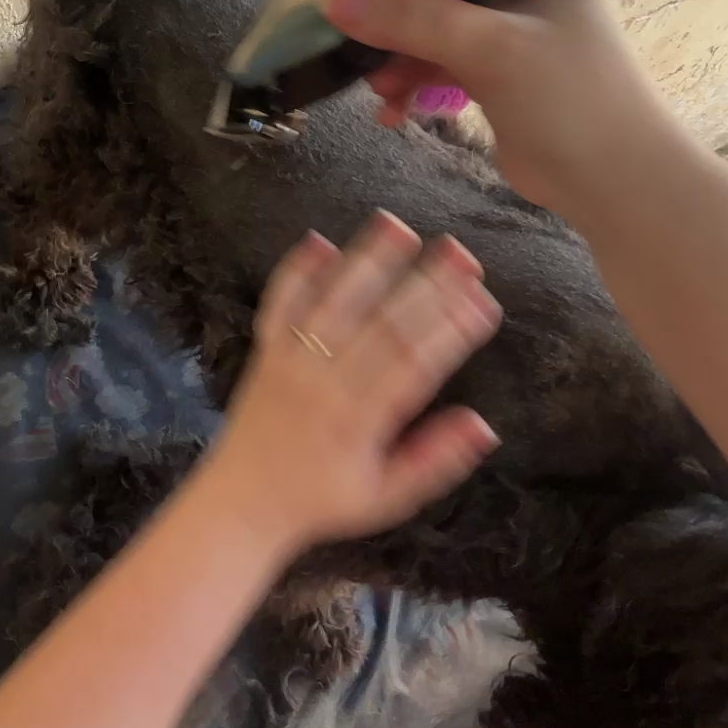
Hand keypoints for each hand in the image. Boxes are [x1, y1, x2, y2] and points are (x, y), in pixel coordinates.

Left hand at [193, 212, 502, 554]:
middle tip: (460, 253)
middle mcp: (324, 384)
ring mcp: (290, 362)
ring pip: (332, 303)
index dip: (451, 330)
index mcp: (360, 422)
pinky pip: (279, 305)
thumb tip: (484, 424)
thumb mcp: (388, 499)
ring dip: (365, 262)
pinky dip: (296, 272)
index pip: (414, 365)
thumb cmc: (323, 499)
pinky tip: (319, 240)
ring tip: (397, 225)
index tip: (483, 299)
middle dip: (424, 285)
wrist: (244, 501)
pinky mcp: (265, 351)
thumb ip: (435, 461)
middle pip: (380, 325)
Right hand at [316, 0, 684, 216]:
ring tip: (373, 85)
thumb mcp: (491, 49)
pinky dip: (407, 83)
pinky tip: (392, 112)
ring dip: (391, 49)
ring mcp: (500, 28)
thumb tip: (335, 0)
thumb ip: (413, 19)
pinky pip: (431, 63)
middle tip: (329, 3)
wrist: (614, 182)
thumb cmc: (571, 100)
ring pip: (425, 20)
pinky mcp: (487, 72)